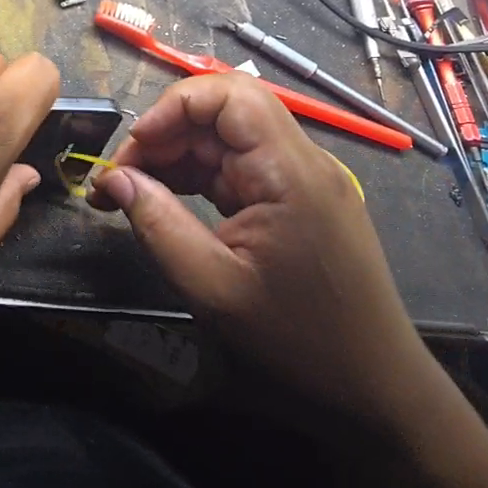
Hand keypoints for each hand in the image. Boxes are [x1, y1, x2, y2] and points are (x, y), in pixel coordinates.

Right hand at [89, 74, 434, 418]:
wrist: (375, 393)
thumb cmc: (297, 342)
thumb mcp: (212, 287)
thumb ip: (157, 224)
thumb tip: (113, 178)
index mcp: (290, 173)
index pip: (230, 94)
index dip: (173, 107)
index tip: (133, 149)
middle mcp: (300, 163)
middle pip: (221, 114)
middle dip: (162, 136)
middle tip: (116, 181)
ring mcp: (299, 182)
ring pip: (222, 141)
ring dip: (171, 158)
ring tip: (126, 195)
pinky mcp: (293, 203)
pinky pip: (234, 170)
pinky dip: (192, 179)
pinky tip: (161, 203)